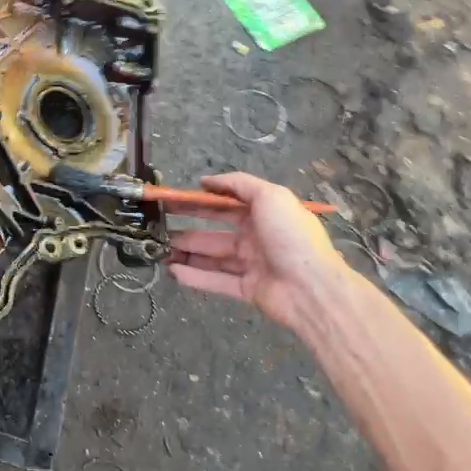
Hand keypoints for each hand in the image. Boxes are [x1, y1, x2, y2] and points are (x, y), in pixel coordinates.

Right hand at [166, 172, 353, 333]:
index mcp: (263, 216)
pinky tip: (173, 271)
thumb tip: (206, 181)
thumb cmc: (291, 237)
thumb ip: (238, 184)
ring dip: (185, 253)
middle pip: (213, 233)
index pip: (224, 206)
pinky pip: (217, 280)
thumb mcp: (271, 197)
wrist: (313, 288)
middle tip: (157, 227)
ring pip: (212, 257)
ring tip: (159, 251)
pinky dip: (195, 277)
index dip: (197, 202)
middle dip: (185, 229)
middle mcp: (256, 239)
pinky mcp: (247, 289)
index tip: (171, 200)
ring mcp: (252, 265)